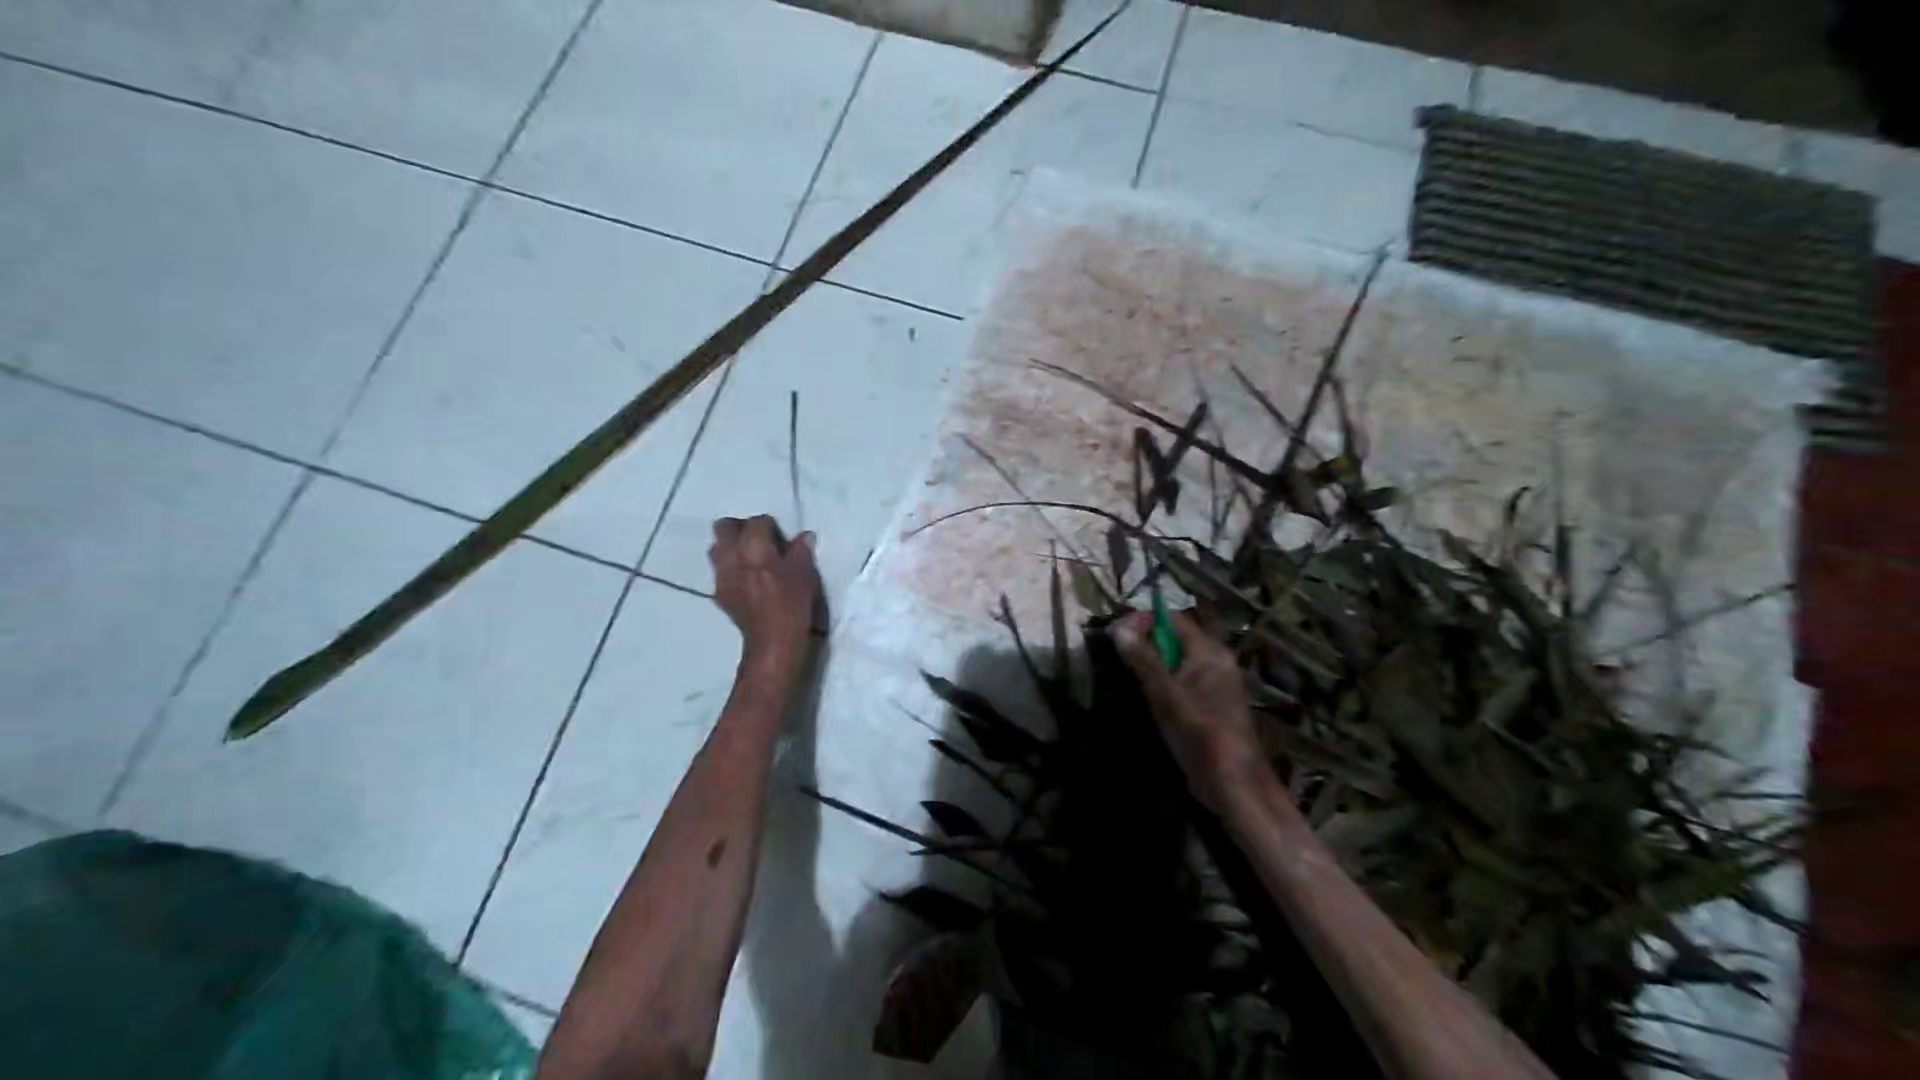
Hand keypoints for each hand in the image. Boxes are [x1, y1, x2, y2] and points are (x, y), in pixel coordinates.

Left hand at [709, 516, 819, 687]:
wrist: (773, 643)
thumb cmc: (793, 607)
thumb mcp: (806, 576)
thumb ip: (802, 552)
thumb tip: (803, 537)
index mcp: (756, 551)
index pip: (756, 522)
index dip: (768, 524)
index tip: (779, 534)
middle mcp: (733, 559)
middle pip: (724, 528)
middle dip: (740, 527)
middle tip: (757, 537)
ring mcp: (722, 577)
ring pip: (716, 548)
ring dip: (730, 546)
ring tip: (749, 555)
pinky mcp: (720, 594)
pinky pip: (719, 570)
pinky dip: (729, 566)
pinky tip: (745, 577)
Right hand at [1113, 610, 1262, 812]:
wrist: (1232, 783)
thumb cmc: (1199, 734)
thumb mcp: (1164, 694)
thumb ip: (1143, 659)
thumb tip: (1119, 628)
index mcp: (1209, 652)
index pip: (1172, 618)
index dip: (1143, 621)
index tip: (1116, 635)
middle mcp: (1216, 661)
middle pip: (1175, 638)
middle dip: (1145, 642)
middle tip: (1118, 657)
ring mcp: (1216, 684)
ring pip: (1177, 661)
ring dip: (1152, 664)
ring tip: (1128, 677)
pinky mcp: (1211, 704)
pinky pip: (1183, 680)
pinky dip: (1164, 682)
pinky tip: (1148, 698)